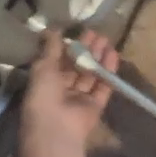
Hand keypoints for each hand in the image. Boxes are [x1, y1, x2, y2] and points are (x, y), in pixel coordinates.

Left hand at [20, 30, 117, 156]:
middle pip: (77, 66)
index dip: (69, 46)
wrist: (56, 127)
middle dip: (86, 50)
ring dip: (98, 58)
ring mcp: (79, 98)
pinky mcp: (95, 106)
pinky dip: (108, 72)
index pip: (59, 60)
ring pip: (91, 75)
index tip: (79, 31)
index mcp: (45, 81)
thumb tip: (52, 29)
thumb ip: (50, 48)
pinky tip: (113, 55)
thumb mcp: (43, 67)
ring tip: (106, 40)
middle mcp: (62, 89)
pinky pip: (103, 86)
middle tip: (97, 34)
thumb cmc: (43, 95)